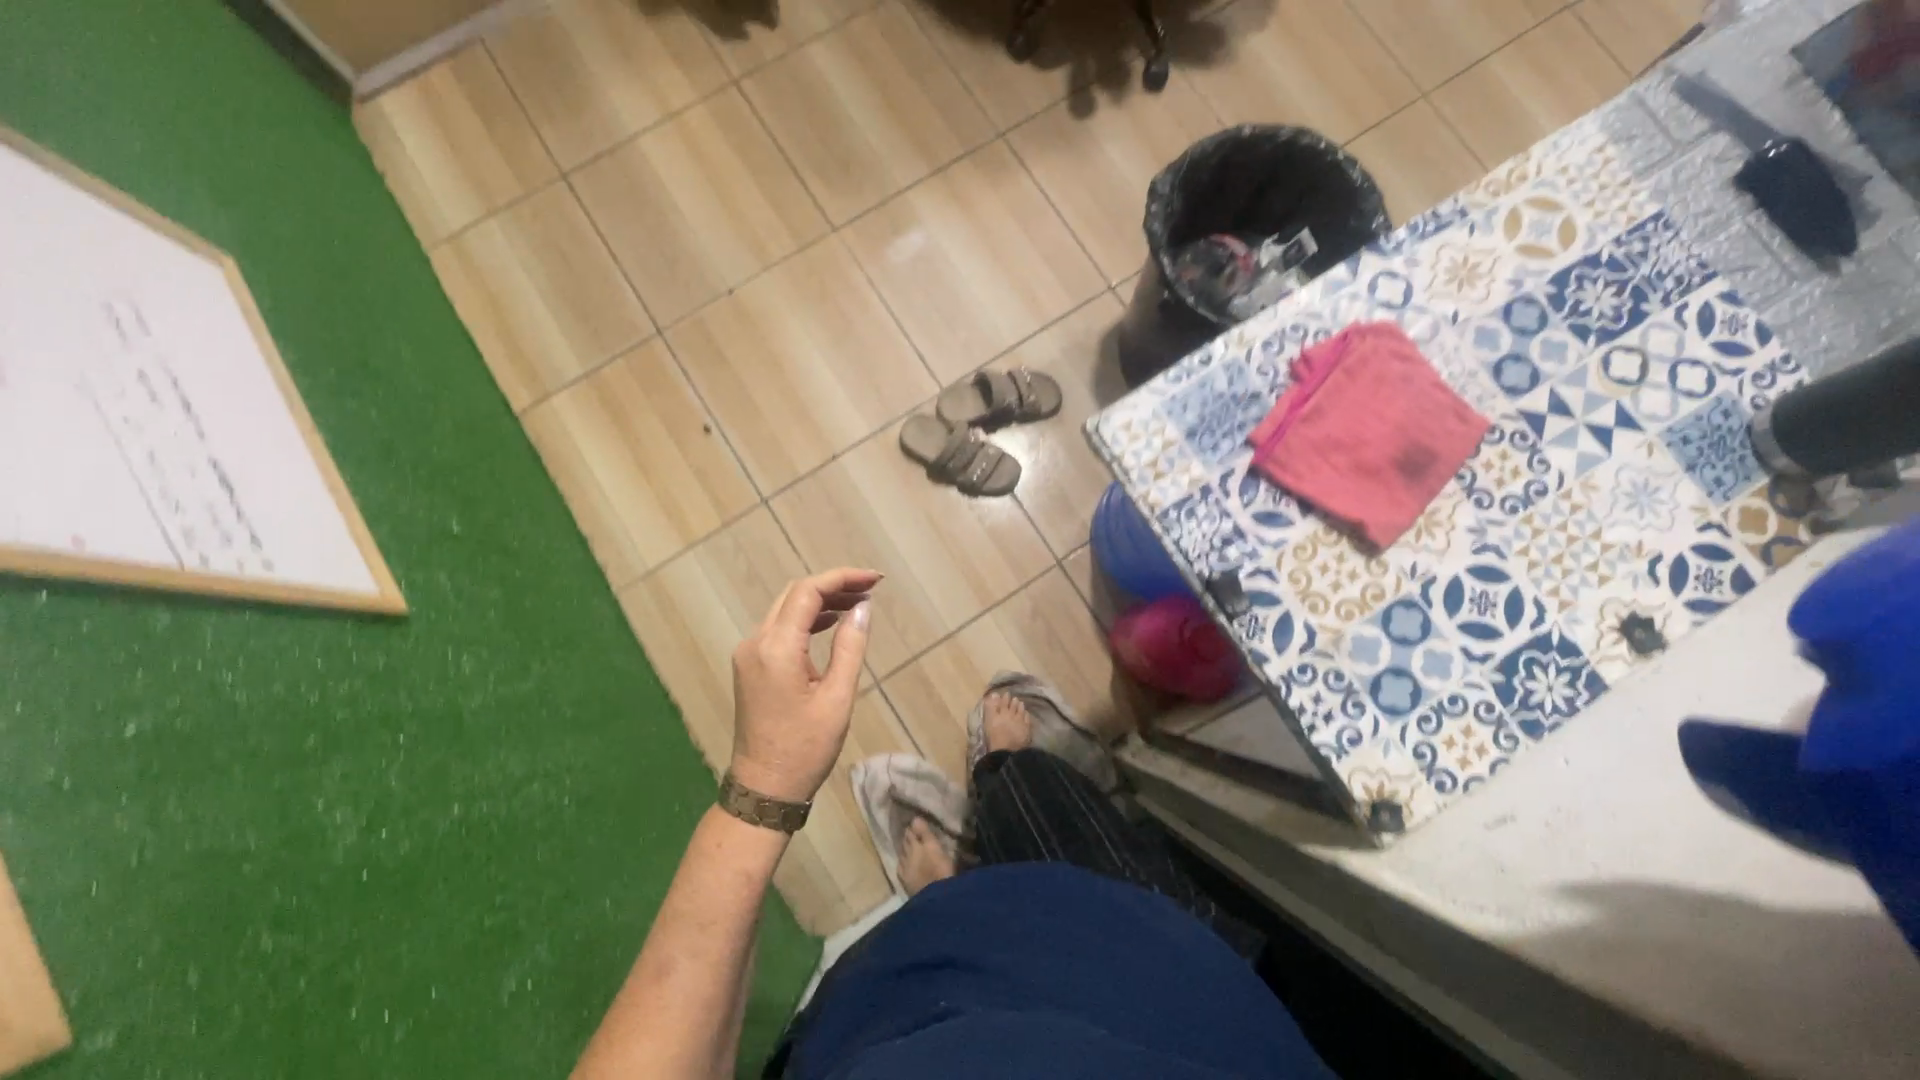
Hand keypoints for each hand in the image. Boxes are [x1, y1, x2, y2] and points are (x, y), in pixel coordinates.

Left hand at [728, 568, 879, 803]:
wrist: (764, 787)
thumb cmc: (806, 748)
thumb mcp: (837, 698)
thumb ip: (850, 647)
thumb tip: (862, 608)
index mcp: (776, 648)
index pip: (807, 591)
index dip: (842, 578)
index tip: (875, 580)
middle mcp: (755, 642)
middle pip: (794, 594)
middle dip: (832, 585)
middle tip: (870, 590)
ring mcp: (748, 654)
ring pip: (785, 610)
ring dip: (820, 602)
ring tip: (858, 604)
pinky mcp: (750, 666)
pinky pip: (779, 629)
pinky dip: (806, 620)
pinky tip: (832, 624)